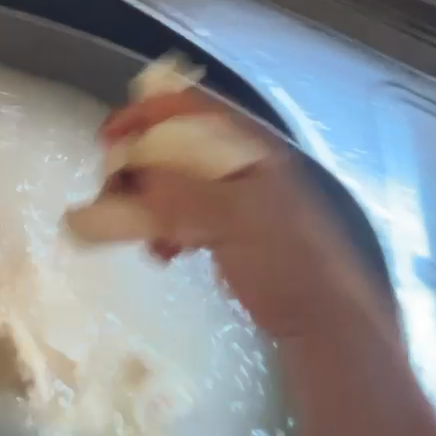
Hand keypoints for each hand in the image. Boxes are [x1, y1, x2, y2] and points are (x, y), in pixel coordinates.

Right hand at [101, 91, 435, 435]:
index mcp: (247, 148)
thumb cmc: (286, 262)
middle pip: (169, 143)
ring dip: (142, 199)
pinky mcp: (227, 227)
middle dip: (134, 164)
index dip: (142, 113)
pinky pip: (179, 212)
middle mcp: (238, 163)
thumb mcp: (231, 218)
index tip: (107, 138)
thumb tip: (126, 172)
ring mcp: (233, 196)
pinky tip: (161, 252)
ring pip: (169, 180)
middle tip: (111, 188)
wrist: (328, 328)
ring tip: (131, 227)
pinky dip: (160, 225)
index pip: (186, 107)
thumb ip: (177, 190)